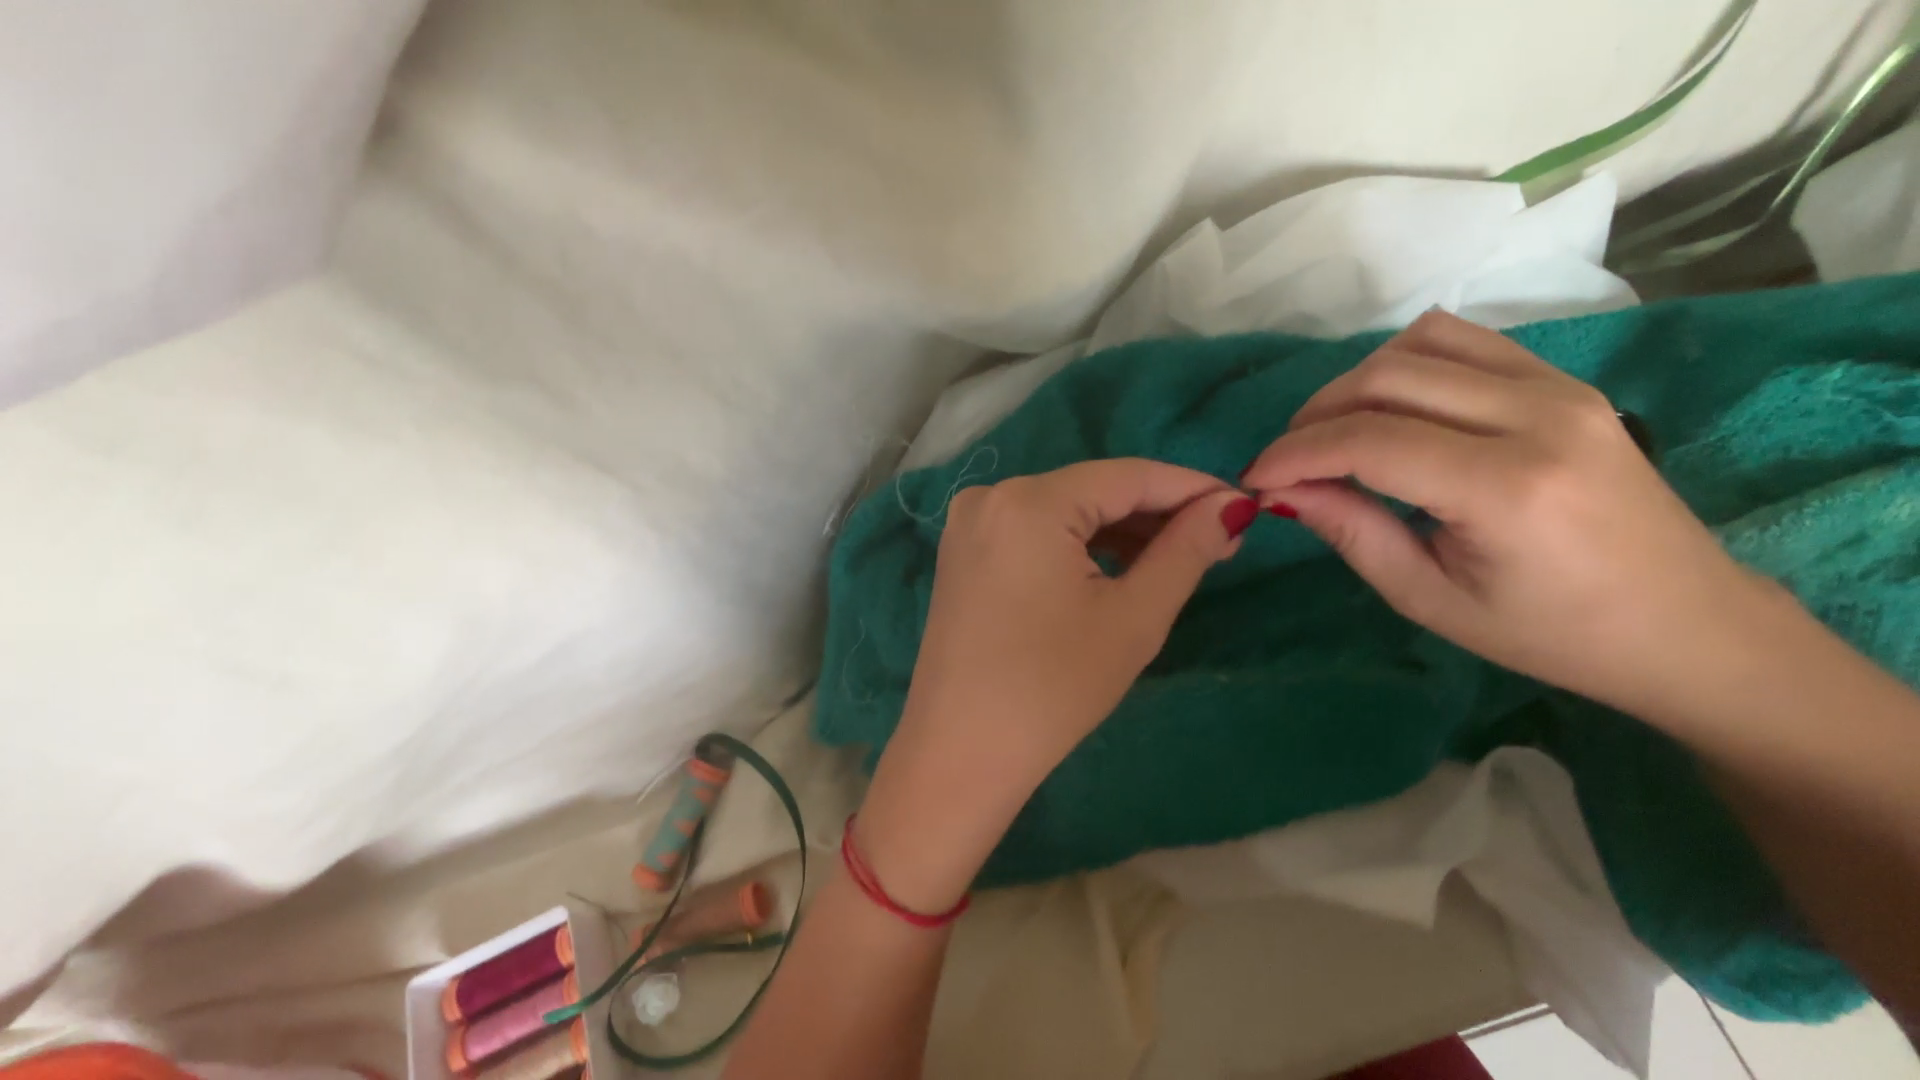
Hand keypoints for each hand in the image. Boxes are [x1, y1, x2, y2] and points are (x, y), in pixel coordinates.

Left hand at [856, 459, 1253, 908]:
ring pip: (1065, 510)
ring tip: (1180, 557)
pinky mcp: (964, 554)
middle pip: (1094, 489)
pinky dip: (1080, 545)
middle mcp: (992, 496)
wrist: (960, 753)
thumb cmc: (1053, 689)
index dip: (1191, 488)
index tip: (1244, 507)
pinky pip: (1036, 532)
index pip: (1129, 476)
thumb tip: (1229, 507)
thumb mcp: (1133, 618)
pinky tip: (1120, 566)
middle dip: (1158, 512)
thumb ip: (1185, 551)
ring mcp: (970, 525)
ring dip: (1121, 529)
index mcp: (1029, 501)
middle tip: (1220, 541)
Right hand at [1241, 311, 1786, 720]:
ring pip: (1424, 341)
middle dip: (1316, 414)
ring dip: (1359, 380)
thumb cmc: (1553, 634)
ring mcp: (1561, 387)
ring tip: (1335, 430)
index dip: (1295, 453)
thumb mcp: (1432, 600)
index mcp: (1507, 488)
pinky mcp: (1568, 381)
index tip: (1254, 480)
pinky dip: (1409, 363)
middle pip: (1388, 376)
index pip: (1369, 440)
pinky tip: (1392, 408)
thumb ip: (1353, 533)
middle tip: (1288, 460)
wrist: (1686, 624)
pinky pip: (1466, 342)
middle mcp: (1538, 416)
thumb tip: (1281, 490)